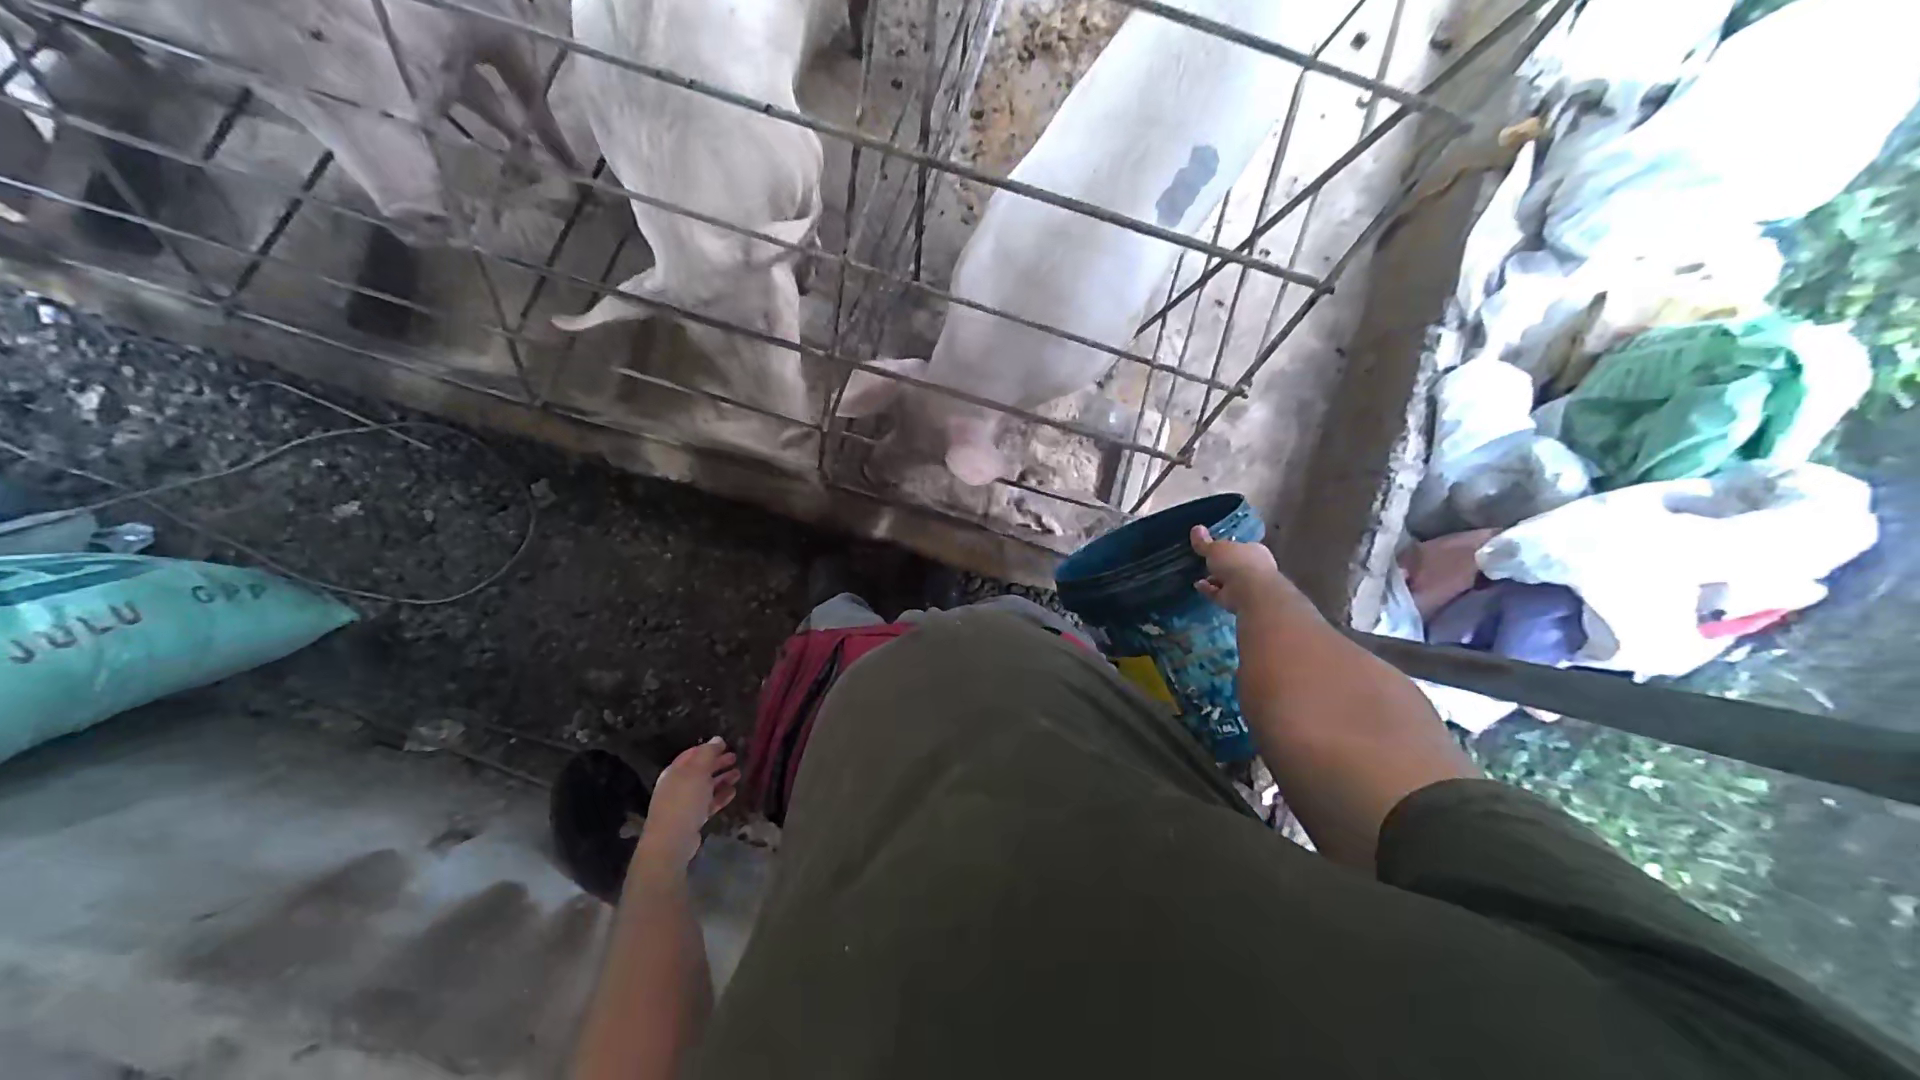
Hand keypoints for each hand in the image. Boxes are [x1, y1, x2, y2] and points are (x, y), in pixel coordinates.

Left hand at [634, 738, 739, 872]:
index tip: (726, 744)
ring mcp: (685, 803)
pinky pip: (709, 802)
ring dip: (722, 779)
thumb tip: (717, 739)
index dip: (709, 748)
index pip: (692, 754)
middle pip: (700, 770)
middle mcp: (678, 785)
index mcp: (675, 772)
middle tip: (735, 757)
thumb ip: (708, 754)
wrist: (672, 840)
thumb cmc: (683, 801)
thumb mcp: (697, 771)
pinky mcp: (693, 818)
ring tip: (738, 774)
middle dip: (717, 763)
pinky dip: (720, 796)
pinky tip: (733, 792)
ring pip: (706, 786)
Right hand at [1190, 525, 1305, 616]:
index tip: (1212, 549)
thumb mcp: (1216, 548)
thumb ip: (1205, 542)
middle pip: (1234, 565)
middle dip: (1220, 566)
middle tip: (1204, 563)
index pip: (1240, 547)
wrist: (1249, 591)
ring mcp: (1247, 586)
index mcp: (1254, 550)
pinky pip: (1221, 594)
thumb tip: (1196, 528)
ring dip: (1213, 579)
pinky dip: (1209, 590)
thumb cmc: (1236, 562)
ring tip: (1198, 576)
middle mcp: (1254, 567)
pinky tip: (1198, 585)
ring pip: (1228, 581)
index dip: (1226, 548)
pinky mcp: (1238, 601)